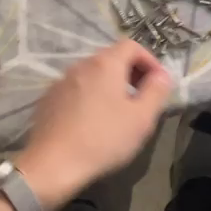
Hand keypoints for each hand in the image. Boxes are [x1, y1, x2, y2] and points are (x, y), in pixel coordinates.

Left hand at [15, 39, 172, 206]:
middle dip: (131, 73)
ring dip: (110, 86)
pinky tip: (92, 122)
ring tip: (118, 112)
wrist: (52, 165)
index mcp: (105, 64)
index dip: (149, 60)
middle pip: (111, 58)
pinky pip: (76, 90)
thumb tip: (162, 75)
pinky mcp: (48, 100)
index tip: (157, 84)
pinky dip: (90, 97)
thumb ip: (156, 91)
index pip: (131, 46)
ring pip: (92, 75)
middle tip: (142, 99)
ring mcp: (61, 82)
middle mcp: (81, 65)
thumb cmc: (103, 139)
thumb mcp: (142, 118)